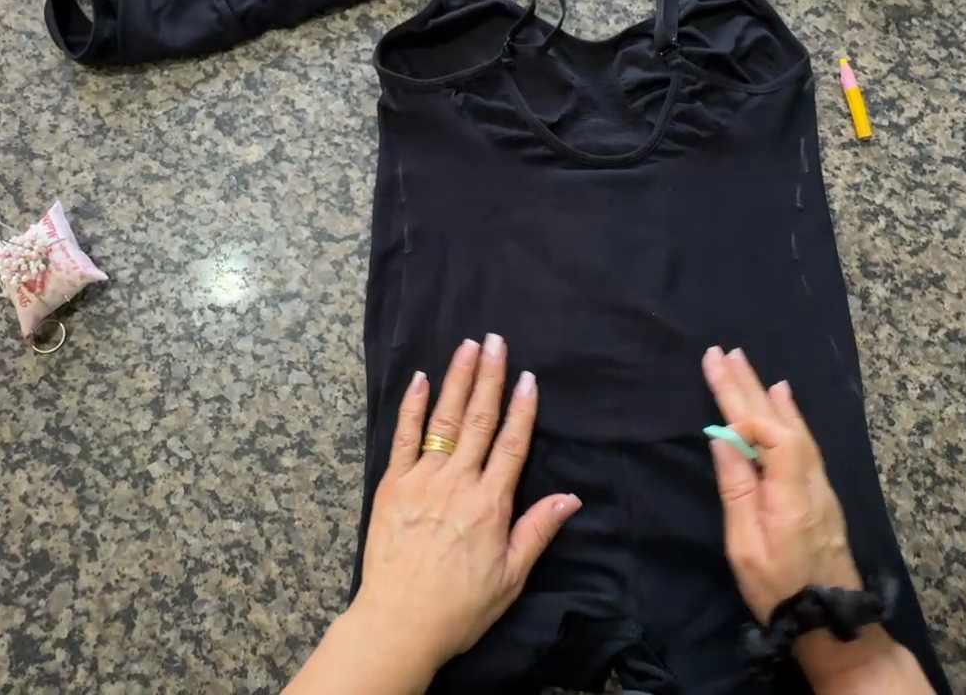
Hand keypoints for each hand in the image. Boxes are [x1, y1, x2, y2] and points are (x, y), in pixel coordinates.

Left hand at [351, 334, 581, 669]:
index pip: (511, 444)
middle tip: (496, 341)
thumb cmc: (459, 606)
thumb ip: (538, 531)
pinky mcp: (393, 483)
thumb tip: (572, 497)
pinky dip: (413, 406)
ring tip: (467, 347)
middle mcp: (458, 482)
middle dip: (489, 377)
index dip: (522, 409)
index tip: (528, 377)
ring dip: (457, 379)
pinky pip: (404, 437)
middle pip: (478, 419)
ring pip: (444, 418)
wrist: (398, 623)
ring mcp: (422, 478)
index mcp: (490, 504)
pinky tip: (421, 378)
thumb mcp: (510, 577)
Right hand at [702, 347, 858, 620]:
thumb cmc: (780, 589)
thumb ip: (737, 489)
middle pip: (777, 422)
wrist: (832, 624)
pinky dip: (789, 412)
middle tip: (724, 352)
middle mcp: (809, 480)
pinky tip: (783, 397)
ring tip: (746, 363)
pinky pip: (802, 439)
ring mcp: (818, 484)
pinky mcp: (818, 491)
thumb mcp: (746, 545)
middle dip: (748, 385)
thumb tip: (722, 440)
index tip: (714, 374)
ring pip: (792, 427)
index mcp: (790, 493)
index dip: (740, 405)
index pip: (768, 433)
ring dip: (765, 392)